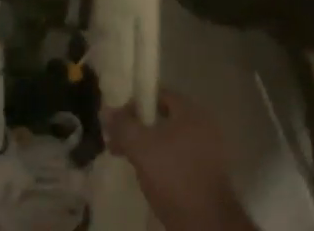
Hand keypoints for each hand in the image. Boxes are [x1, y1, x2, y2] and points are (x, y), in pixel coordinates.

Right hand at [103, 91, 255, 230]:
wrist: (206, 222)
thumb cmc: (173, 175)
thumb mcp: (140, 147)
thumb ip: (122, 126)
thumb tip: (106, 110)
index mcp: (191, 111)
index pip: (159, 95)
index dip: (135, 104)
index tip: (117, 120)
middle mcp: (203, 125)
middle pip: (164, 118)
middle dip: (138, 128)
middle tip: (117, 142)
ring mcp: (208, 150)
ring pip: (170, 140)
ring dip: (148, 146)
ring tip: (128, 160)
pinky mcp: (207, 173)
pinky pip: (179, 158)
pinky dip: (163, 161)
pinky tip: (148, 175)